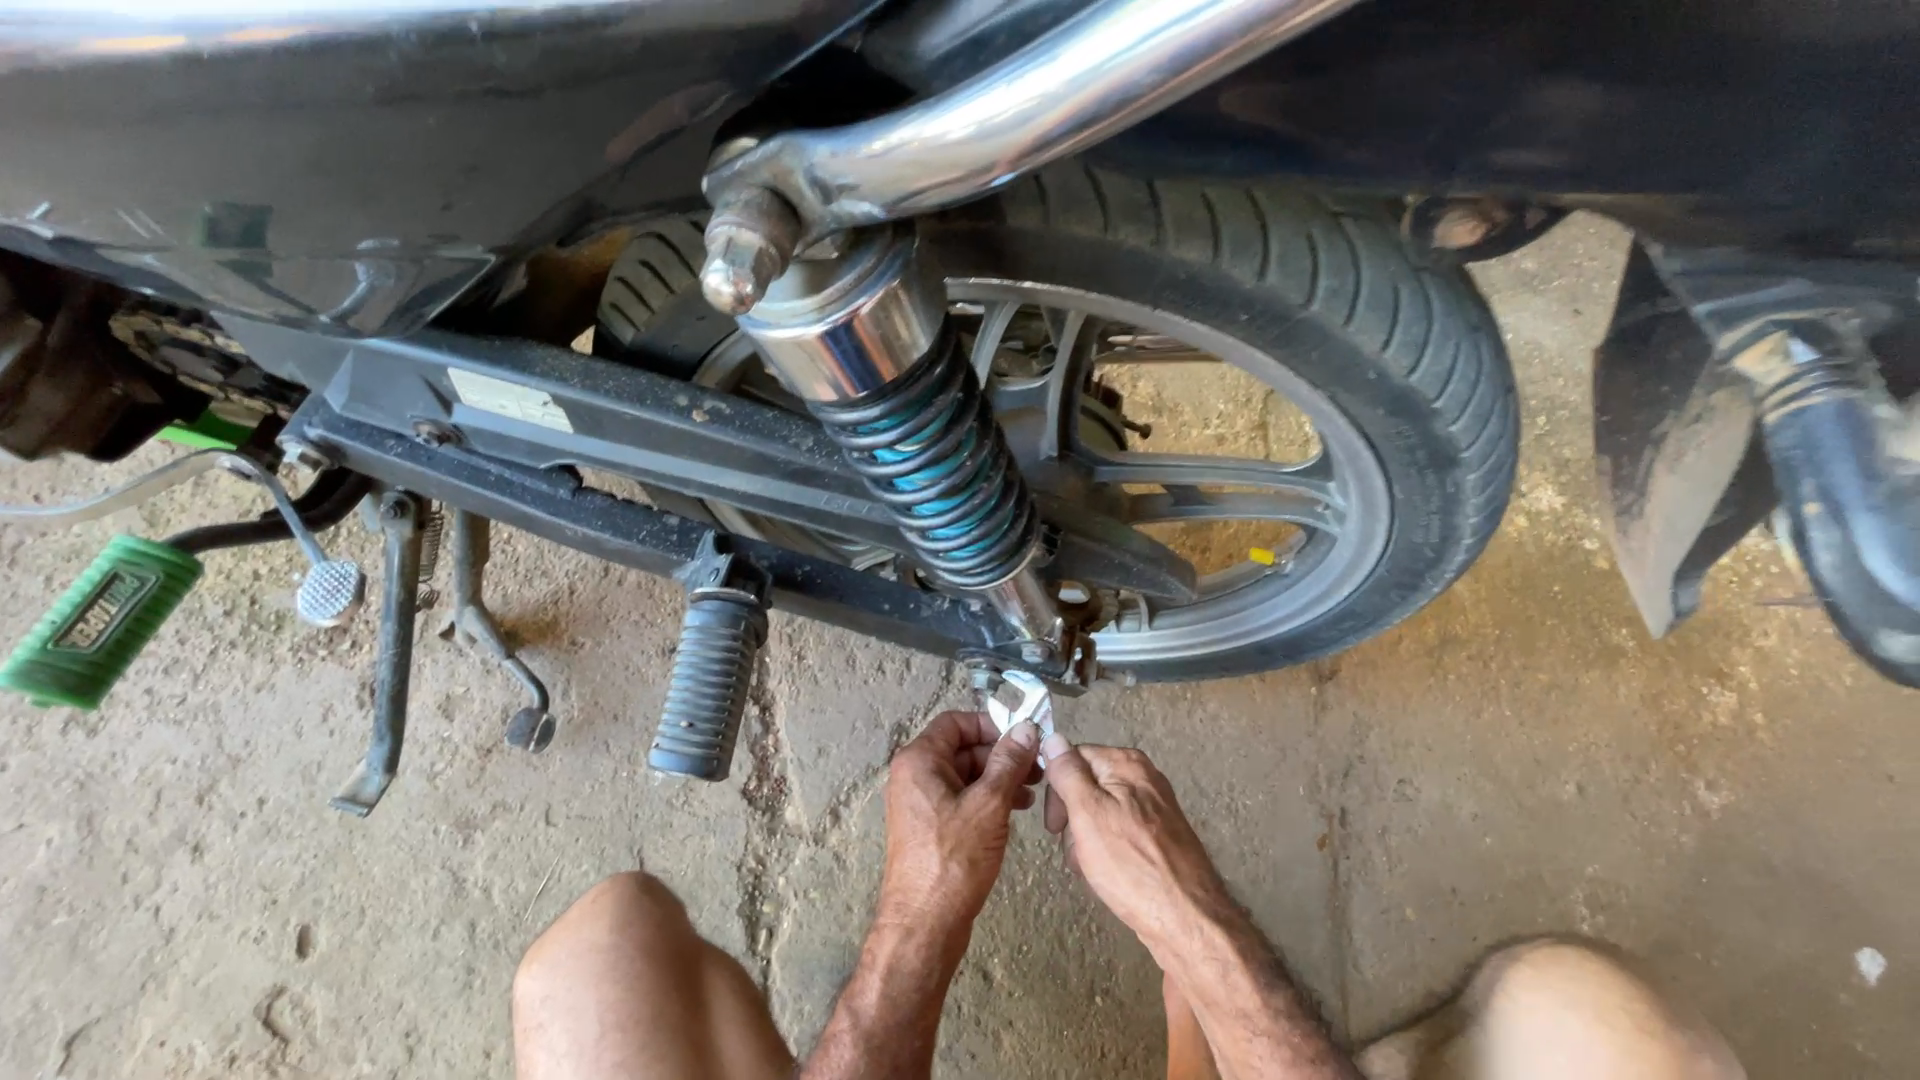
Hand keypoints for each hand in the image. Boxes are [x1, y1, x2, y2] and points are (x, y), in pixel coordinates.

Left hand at [875, 711, 1041, 935]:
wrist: (924, 924)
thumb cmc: (954, 858)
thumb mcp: (988, 804)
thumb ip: (1008, 762)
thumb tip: (1025, 729)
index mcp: (919, 760)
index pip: (956, 722)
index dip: (991, 724)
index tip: (1024, 737)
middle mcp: (914, 775)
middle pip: (962, 749)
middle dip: (1001, 756)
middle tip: (1037, 769)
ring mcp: (920, 803)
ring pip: (965, 776)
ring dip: (998, 779)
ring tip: (1031, 794)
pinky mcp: (930, 828)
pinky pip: (961, 800)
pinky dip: (987, 800)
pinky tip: (1013, 813)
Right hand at [1041, 735, 1235, 955]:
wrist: (1184, 918)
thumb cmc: (1130, 864)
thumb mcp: (1088, 813)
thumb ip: (1068, 773)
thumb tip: (1053, 738)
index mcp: (1127, 764)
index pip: (1073, 757)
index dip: (1056, 789)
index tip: (1054, 825)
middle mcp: (1144, 778)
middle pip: (1087, 784)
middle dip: (1072, 818)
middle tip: (1073, 851)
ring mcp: (1154, 808)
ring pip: (1100, 812)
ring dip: (1086, 839)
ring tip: (1091, 868)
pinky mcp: (1159, 837)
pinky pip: (1119, 832)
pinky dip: (1106, 851)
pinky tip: (1107, 874)